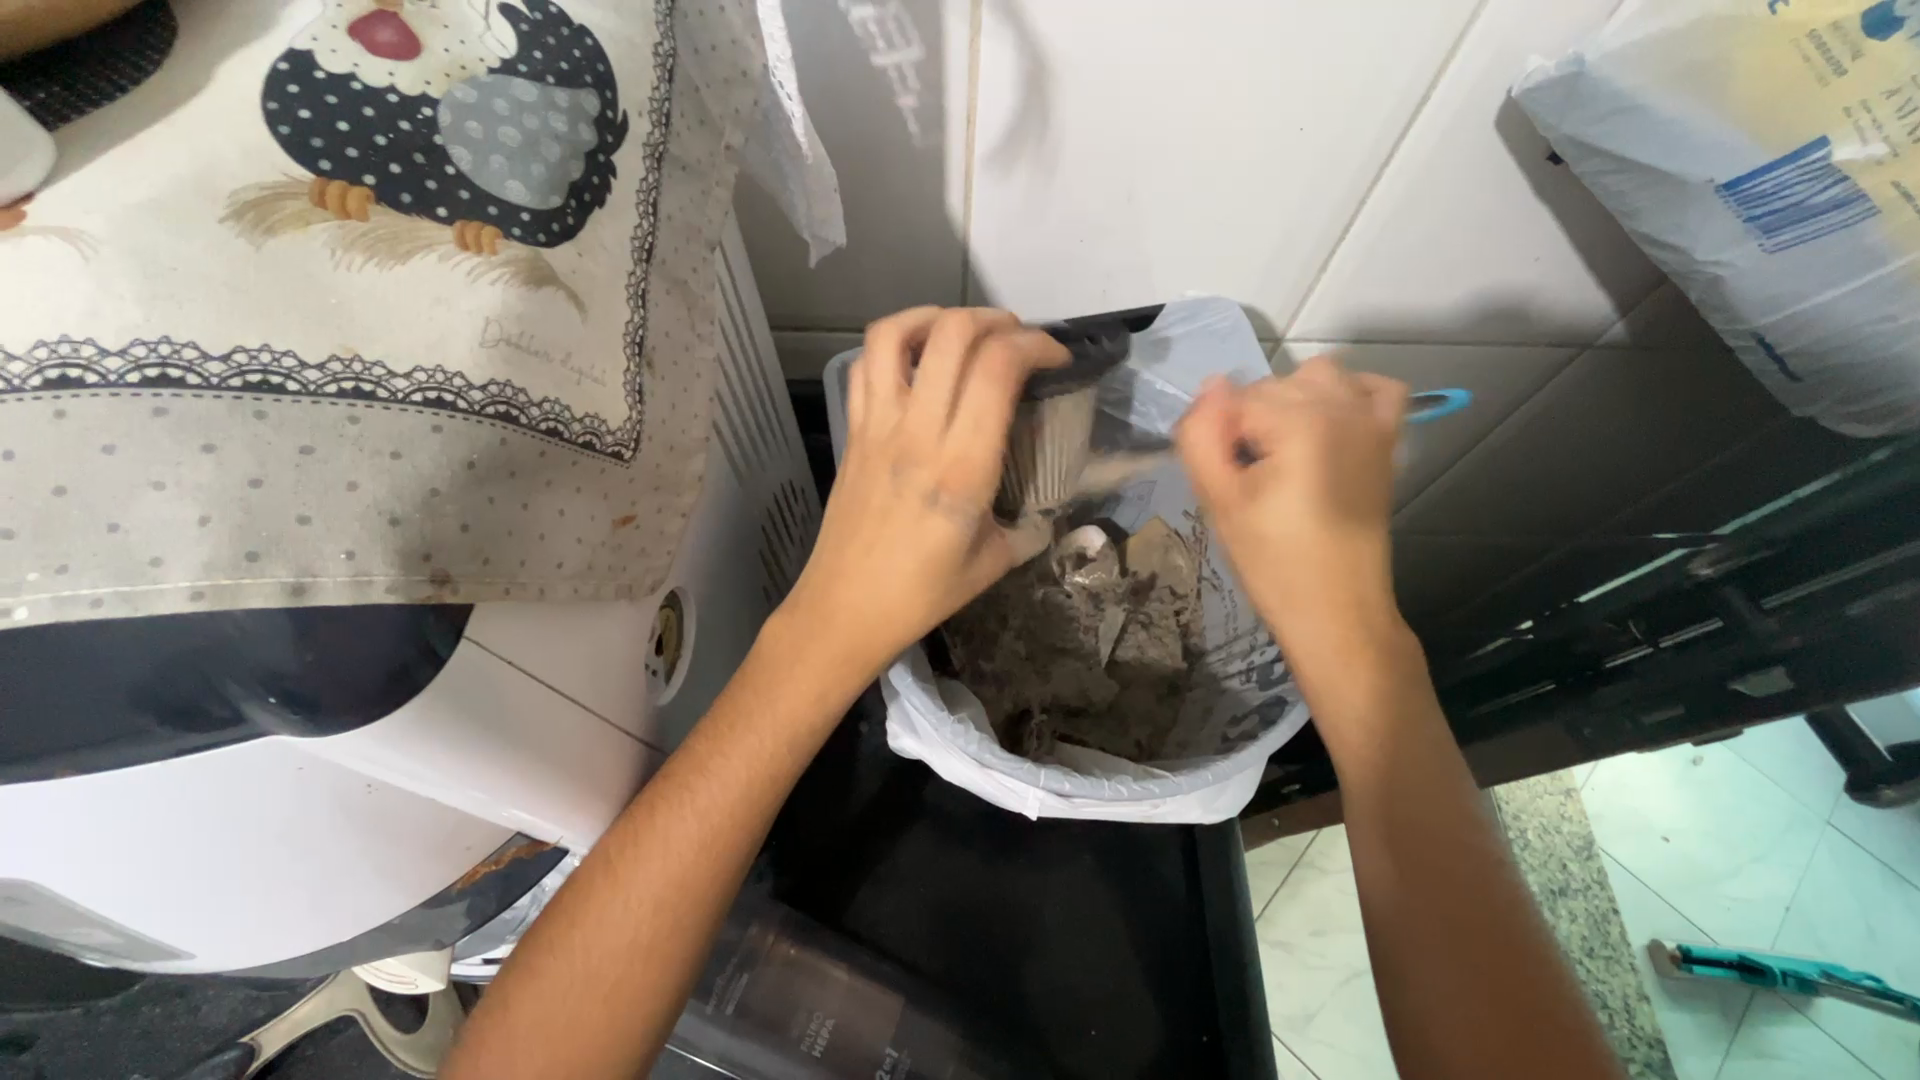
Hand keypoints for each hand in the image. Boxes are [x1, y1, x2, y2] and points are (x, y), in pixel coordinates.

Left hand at [777, 307, 1067, 676]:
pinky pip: (865, 365)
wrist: (844, 608)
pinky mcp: (853, 431)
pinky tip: (918, 358)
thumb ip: (1031, 525)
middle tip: (1017, 340)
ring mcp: (877, 426)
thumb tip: (1051, 505)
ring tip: (965, 331)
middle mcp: (918, 432)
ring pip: (896, 334)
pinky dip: (895, 342)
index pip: (998, 368)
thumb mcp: (995, 563)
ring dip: (938, 317)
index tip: (1056, 359)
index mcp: (962, 466)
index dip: (1036, 345)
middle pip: (952, 335)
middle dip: (996, 321)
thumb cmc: (922, 594)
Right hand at [1174, 356, 1408, 662]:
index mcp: (1298, 421)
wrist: (1337, 609)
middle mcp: (1340, 407)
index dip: (1216, 437)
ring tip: (1280, 452)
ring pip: (1317, 376)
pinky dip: (1350, 393)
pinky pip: (1375, 388)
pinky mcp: (1386, 439)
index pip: (1233, 400)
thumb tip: (1210, 386)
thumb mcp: (1220, 501)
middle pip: (1270, 386)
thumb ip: (1201, 437)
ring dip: (1292, 401)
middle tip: (1247, 478)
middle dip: (1250, 422)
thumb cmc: (1271, 561)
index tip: (1222, 479)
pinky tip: (1328, 425)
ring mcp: (1370, 421)